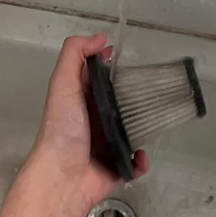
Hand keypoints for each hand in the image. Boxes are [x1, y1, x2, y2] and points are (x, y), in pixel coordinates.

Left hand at [23, 34, 146, 215]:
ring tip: (153, 121)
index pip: (97, 79)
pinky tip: (139, 154)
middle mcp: (92, 122)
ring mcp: (105, 146)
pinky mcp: (115, 168)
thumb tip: (100, 38)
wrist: (63, 177)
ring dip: (143, 127)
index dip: (110, 66)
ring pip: (132, 131)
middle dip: (134, 97)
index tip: (125, 58)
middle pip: (118, 104)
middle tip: (151, 90)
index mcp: (79, 101)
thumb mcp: (62, 84)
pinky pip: (135, 162)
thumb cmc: (62, 129)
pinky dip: (141, 159)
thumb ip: (74, 55)